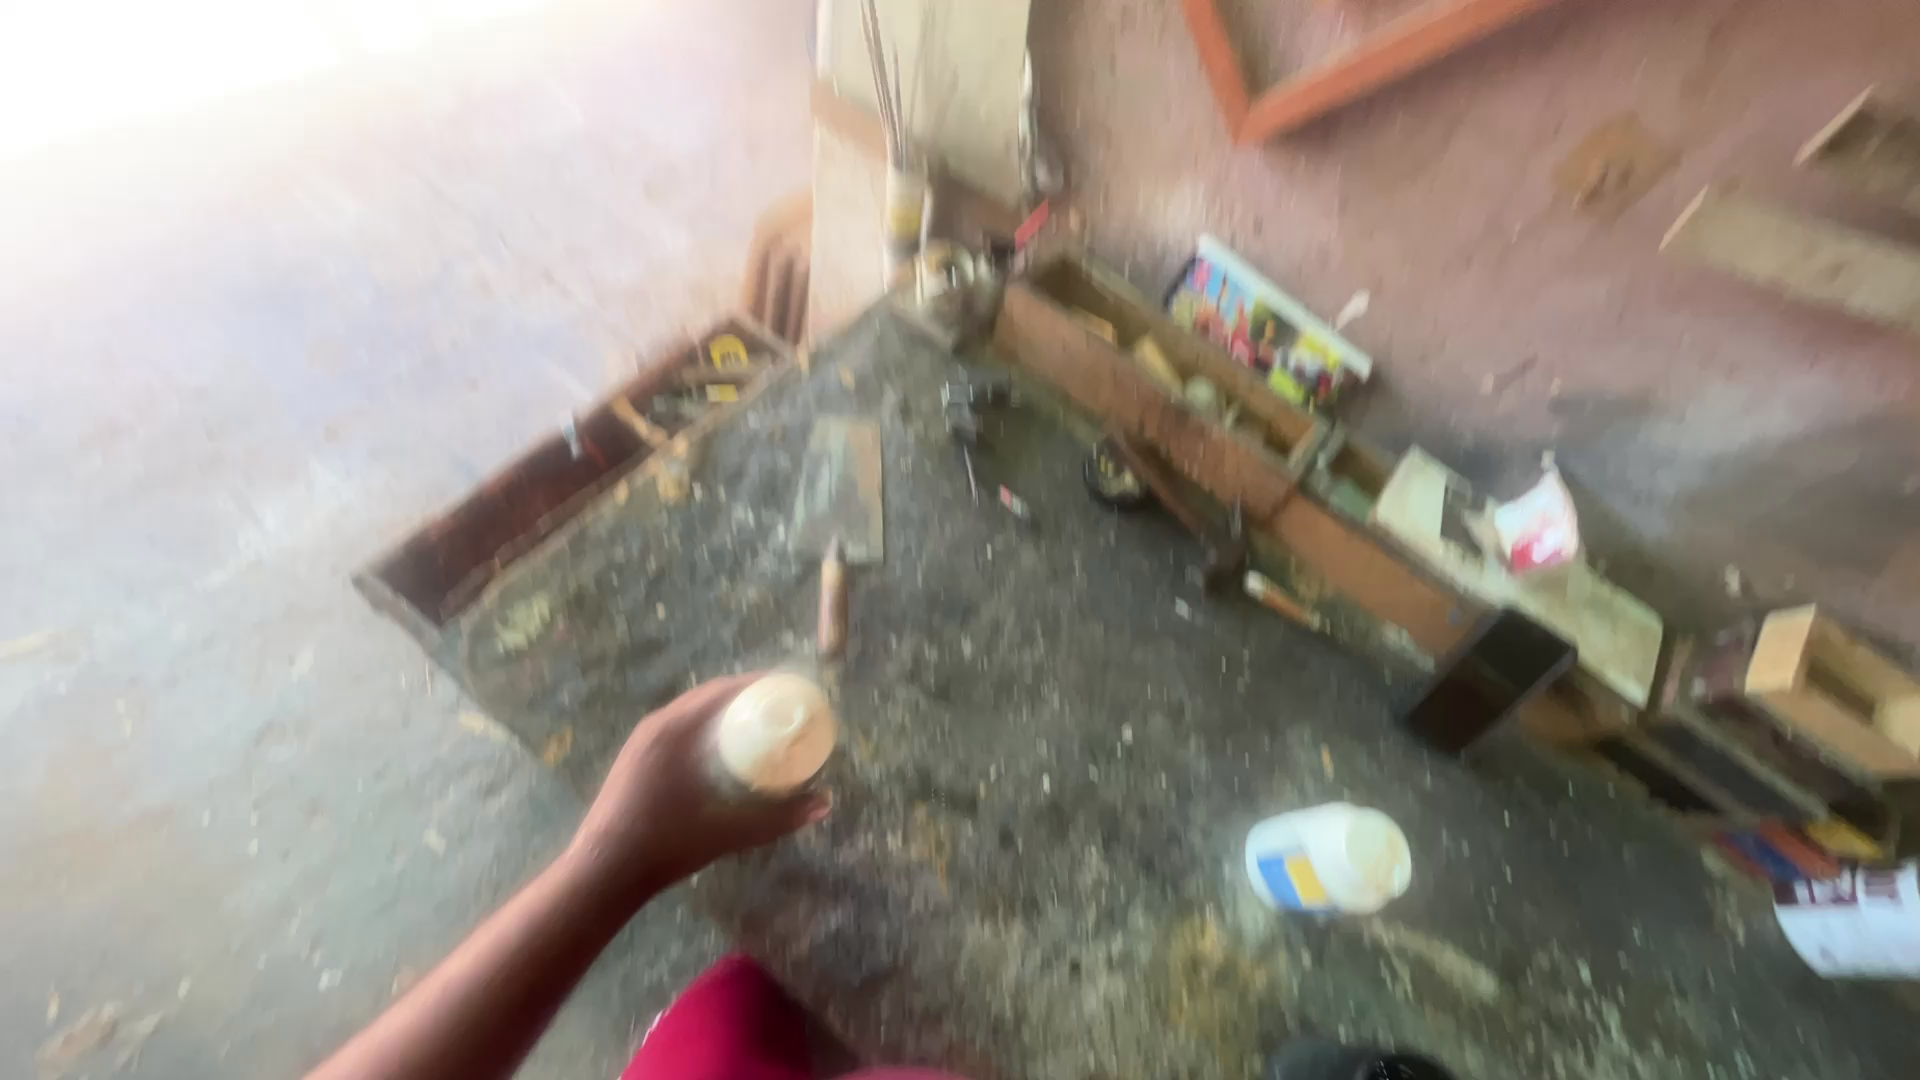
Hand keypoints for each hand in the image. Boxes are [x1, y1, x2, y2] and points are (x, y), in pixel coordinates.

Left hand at [567, 673, 831, 907]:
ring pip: (693, 707)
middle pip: (711, 693)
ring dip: (725, 706)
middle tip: (782, 704)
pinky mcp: (636, 754)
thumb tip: (825, 804)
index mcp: (678, 729)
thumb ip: (779, 817)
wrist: (602, 872)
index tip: (791, 689)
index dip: (762, 683)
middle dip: (748, 693)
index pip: (727, 689)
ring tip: (758, 720)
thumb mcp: (731, 831)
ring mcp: (643, 738)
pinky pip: (679, 722)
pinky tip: (722, 742)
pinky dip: (706, 721)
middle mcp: (659, 723)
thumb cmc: (667, 845)